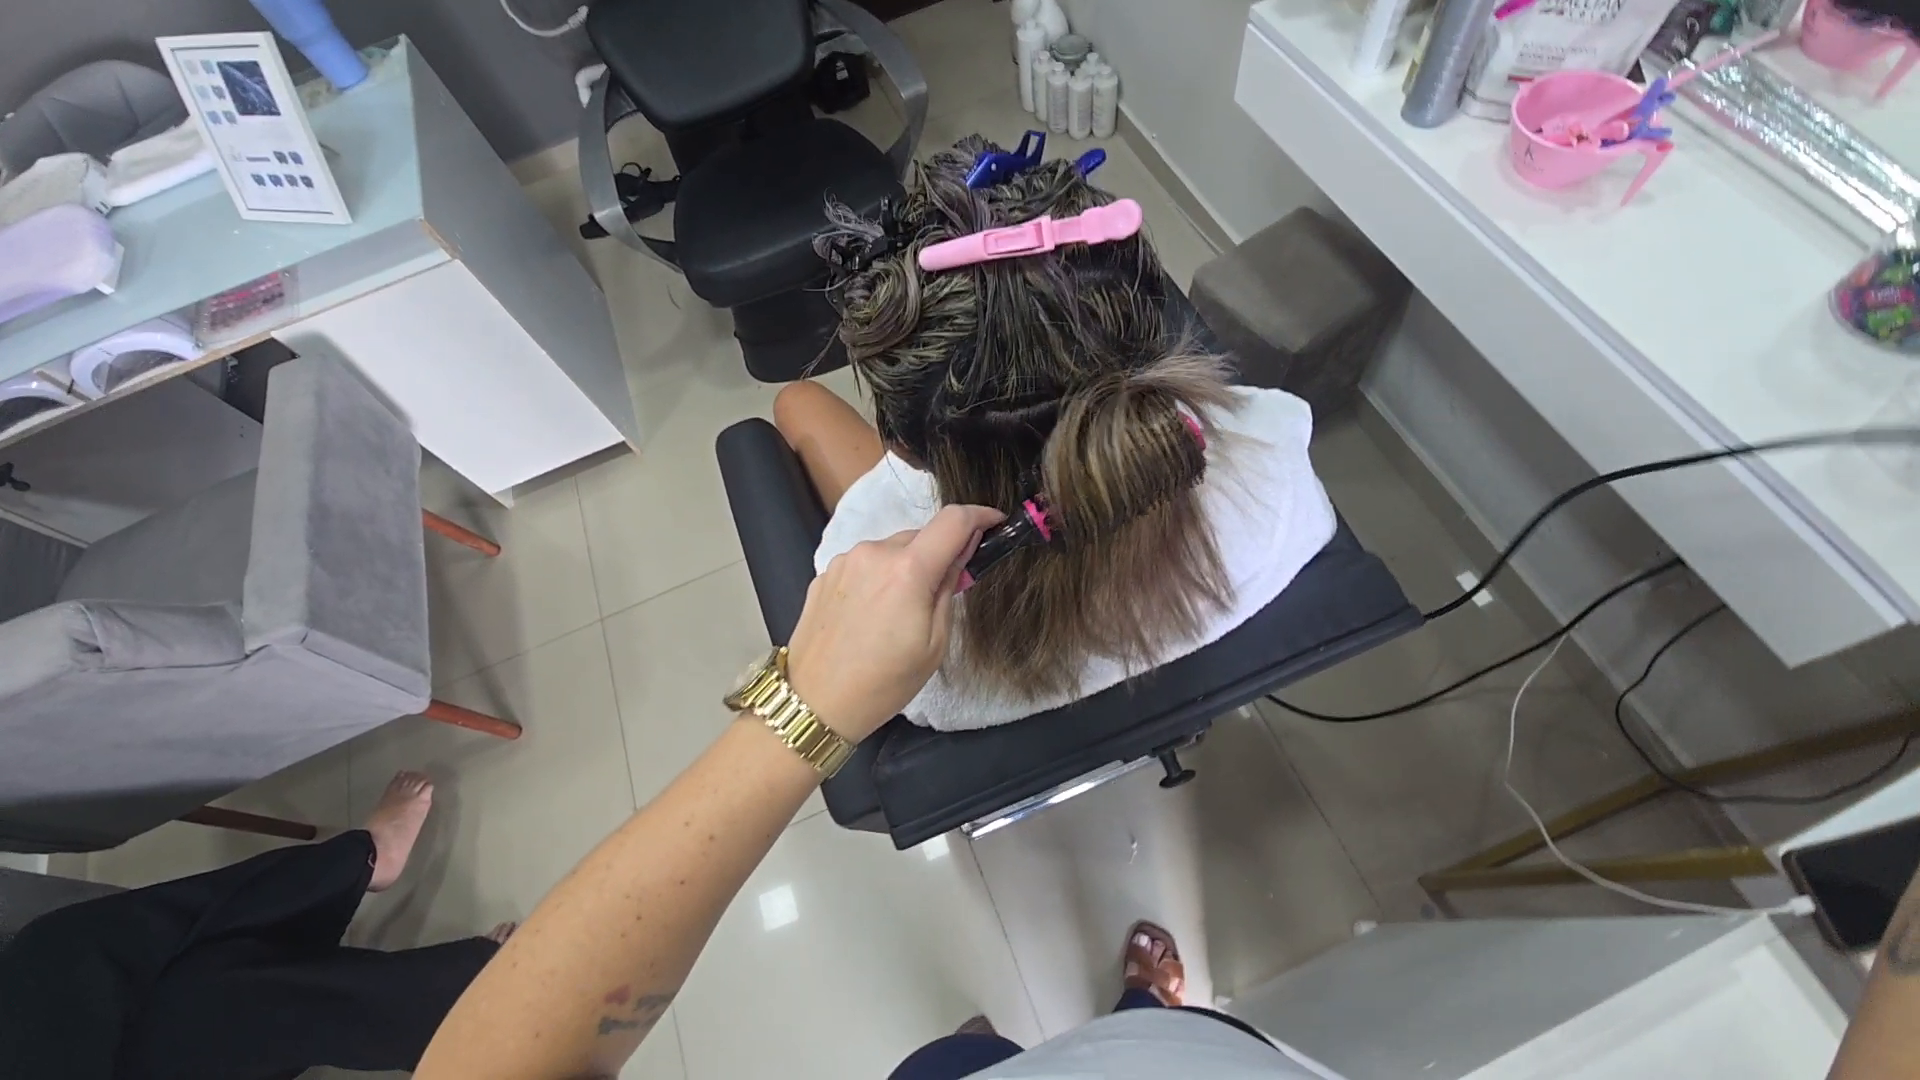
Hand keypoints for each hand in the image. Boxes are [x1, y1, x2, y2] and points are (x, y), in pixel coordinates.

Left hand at [784, 505, 1003, 741]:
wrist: (816, 703)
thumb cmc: (884, 682)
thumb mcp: (934, 643)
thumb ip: (949, 588)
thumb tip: (960, 553)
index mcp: (907, 569)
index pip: (953, 520)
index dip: (980, 516)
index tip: (994, 523)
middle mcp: (874, 553)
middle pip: (920, 536)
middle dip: (939, 554)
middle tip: (945, 591)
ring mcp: (845, 561)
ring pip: (891, 549)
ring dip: (906, 566)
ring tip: (902, 612)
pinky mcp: (825, 574)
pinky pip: (865, 565)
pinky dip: (879, 578)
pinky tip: (873, 615)